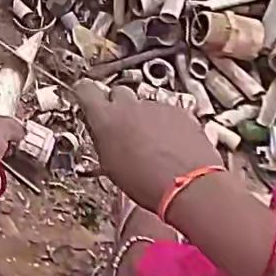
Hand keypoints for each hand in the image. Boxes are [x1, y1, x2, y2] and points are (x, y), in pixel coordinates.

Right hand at [74, 80, 223, 213]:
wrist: (189, 186)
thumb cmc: (148, 183)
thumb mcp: (110, 166)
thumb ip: (103, 141)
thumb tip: (103, 136)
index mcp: (105, 117)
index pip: (86, 89)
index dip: (86, 93)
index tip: (88, 99)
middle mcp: (128, 105)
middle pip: (117, 93)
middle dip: (118, 107)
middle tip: (122, 128)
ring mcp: (155, 106)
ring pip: (143, 104)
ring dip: (144, 118)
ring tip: (151, 145)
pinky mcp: (178, 110)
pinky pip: (167, 111)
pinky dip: (166, 123)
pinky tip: (170, 145)